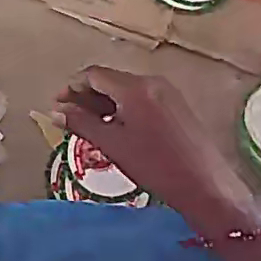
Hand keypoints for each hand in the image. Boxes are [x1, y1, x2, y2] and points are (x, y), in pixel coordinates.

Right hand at [54, 67, 257, 228]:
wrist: (205, 185)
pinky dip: (123, 109)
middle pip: (111, 80)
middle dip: (87, 96)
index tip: (58, 105)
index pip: (94, 74)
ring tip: (90, 127)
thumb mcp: (112, 144)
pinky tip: (116, 130)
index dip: (72, 87)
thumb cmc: (155, 165)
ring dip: (105, 104)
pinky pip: (141, 99)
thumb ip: (81, 123)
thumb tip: (56, 112)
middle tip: (70, 118)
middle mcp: (151, 82)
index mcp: (134, 87)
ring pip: (126, 90)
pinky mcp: (176, 106)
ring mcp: (167, 93)